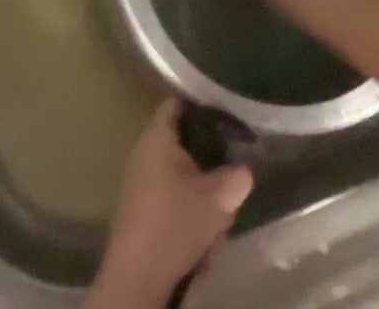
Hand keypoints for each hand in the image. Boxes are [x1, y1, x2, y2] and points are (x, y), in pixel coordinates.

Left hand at [85, 99, 254, 308]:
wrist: (138, 275)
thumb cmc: (175, 222)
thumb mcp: (219, 197)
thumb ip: (237, 176)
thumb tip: (241, 171)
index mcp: (157, 138)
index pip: (178, 103)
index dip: (203, 104)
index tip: (228, 114)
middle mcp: (143, 153)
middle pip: (184, 144)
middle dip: (211, 161)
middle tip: (232, 173)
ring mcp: (139, 183)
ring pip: (183, 177)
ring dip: (204, 194)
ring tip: (219, 218)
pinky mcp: (141, 210)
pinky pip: (173, 200)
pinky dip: (191, 214)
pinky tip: (204, 239)